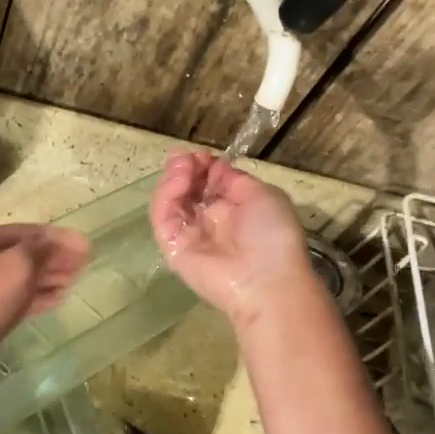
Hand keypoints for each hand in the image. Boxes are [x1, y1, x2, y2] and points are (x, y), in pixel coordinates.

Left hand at [0, 224, 90, 351]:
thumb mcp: (18, 265)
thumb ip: (41, 250)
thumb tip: (56, 241)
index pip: (28, 232)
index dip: (58, 237)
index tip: (85, 246)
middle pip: (26, 254)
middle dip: (55, 257)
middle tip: (85, 263)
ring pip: (23, 277)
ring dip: (50, 276)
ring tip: (76, 280)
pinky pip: (18, 299)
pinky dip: (39, 296)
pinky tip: (58, 299)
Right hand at [150, 151, 314, 324]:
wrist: (266, 278)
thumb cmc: (272, 234)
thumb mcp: (262, 194)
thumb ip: (232, 179)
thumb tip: (210, 166)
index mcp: (232, 209)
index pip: (206, 182)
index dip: (201, 166)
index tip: (200, 155)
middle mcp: (208, 220)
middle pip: (186, 190)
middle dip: (184, 169)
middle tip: (185, 158)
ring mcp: (187, 234)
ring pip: (170, 201)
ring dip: (173, 179)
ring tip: (181, 167)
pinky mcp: (171, 246)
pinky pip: (162, 217)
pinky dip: (166, 196)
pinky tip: (179, 182)